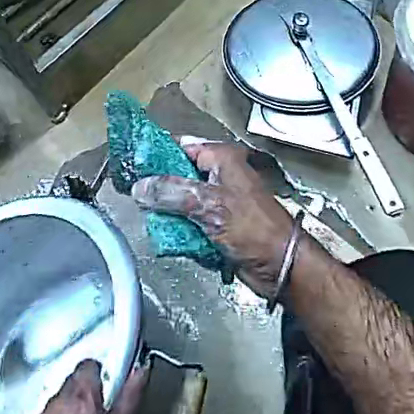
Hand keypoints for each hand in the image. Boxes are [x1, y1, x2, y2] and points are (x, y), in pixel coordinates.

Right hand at [132, 139, 299, 295]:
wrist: (283, 267)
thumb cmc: (253, 229)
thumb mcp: (209, 204)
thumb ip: (171, 192)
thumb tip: (138, 188)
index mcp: (221, 158)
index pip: (179, 146)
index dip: (156, 153)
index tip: (131, 162)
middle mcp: (218, 174)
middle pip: (177, 173)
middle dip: (157, 185)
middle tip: (134, 193)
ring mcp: (217, 200)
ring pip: (179, 199)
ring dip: (166, 209)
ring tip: (147, 214)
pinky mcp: (216, 223)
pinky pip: (187, 219)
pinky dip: (177, 226)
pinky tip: (164, 232)